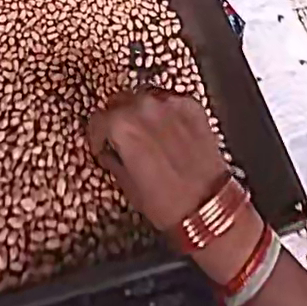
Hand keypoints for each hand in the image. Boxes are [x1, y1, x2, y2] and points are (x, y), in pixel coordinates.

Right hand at [89, 90, 264, 286]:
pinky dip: (165, 113)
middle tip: (122, 139)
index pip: (98, 119)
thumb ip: (113, 158)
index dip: (96, 135)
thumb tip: (110, 150)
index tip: (101, 144)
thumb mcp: (127, 185)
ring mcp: (169, 103)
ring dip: (141, 112)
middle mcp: (143, 107)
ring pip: (144, 98)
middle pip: (119, 101)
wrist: (209, 207)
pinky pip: (169, 101)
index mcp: (122, 126)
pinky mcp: (190, 106)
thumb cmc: (167, 203)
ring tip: (148, 135)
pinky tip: (170, 133)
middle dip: (117, 119)